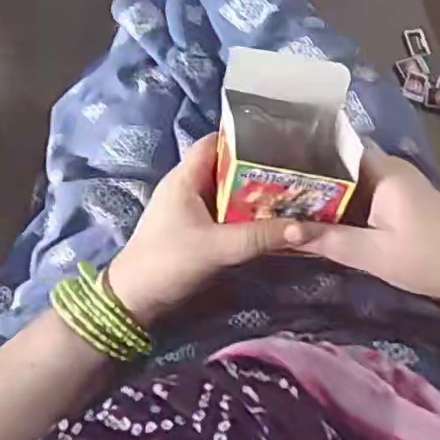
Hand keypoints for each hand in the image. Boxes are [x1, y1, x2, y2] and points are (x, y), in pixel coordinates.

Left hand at [107, 132, 316, 323]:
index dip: (243, 137)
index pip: (215, 142)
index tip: (277, 142)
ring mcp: (189, 210)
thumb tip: (306, 228)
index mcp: (185, 178)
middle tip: (293, 171)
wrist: (133, 302)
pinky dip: (244, 214)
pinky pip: (224, 213)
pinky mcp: (193, 230)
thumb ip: (261, 236)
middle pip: (226, 167)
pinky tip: (269, 221)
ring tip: (290, 193)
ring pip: (227, 192)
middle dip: (257, 168)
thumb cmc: (167, 262)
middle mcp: (187, 187)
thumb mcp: (217, 248)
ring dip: (254, 194)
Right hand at [291, 145, 439, 307]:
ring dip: (329, 191)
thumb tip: (284, 231)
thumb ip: (327, 240)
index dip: (309, 154)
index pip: (339, 147)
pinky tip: (323, 214)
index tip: (280, 165)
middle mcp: (392, 167)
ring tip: (291, 199)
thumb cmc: (424, 259)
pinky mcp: (402, 196)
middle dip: (314, 176)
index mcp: (385, 171)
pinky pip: (365, 190)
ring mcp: (399, 181)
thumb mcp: (372, 254)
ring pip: (353, 178)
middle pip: (343, 163)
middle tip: (277, 187)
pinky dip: (345, 201)